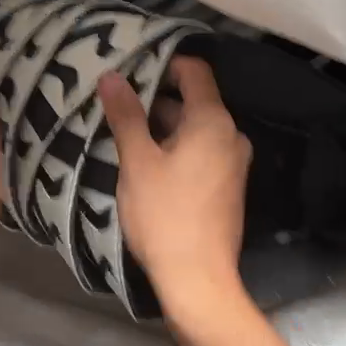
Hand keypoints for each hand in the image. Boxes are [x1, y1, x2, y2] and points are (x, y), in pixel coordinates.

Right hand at [97, 57, 251, 317]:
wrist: (198, 279)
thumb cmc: (165, 215)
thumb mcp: (137, 162)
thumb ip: (126, 115)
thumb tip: (112, 76)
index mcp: (213, 121)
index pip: (195, 72)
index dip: (164, 65)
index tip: (131, 73)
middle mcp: (230, 135)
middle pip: (193, 101)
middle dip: (155, 102)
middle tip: (116, 109)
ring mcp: (233, 162)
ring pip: (194, 129)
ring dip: (162, 129)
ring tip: (124, 137)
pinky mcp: (227, 186)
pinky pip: (201, 152)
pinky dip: (176, 150)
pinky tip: (145, 166)